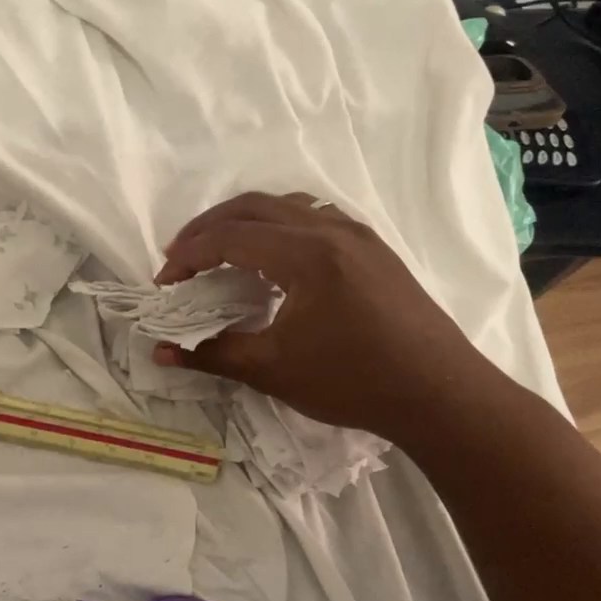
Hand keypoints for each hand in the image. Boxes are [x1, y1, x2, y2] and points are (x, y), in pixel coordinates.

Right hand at [152, 192, 506, 441]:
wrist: (441, 395)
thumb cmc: (353, 381)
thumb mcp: (271, 370)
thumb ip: (211, 353)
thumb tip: (159, 352)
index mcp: (307, 255)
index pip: (230, 237)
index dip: (188, 257)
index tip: (163, 284)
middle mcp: (333, 232)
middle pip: (255, 206)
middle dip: (208, 227)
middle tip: (178, 256)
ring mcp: (359, 237)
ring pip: (288, 205)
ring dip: (244, 221)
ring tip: (218, 251)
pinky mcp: (374, 251)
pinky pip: (314, 217)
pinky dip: (277, 227)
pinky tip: (269, 259)